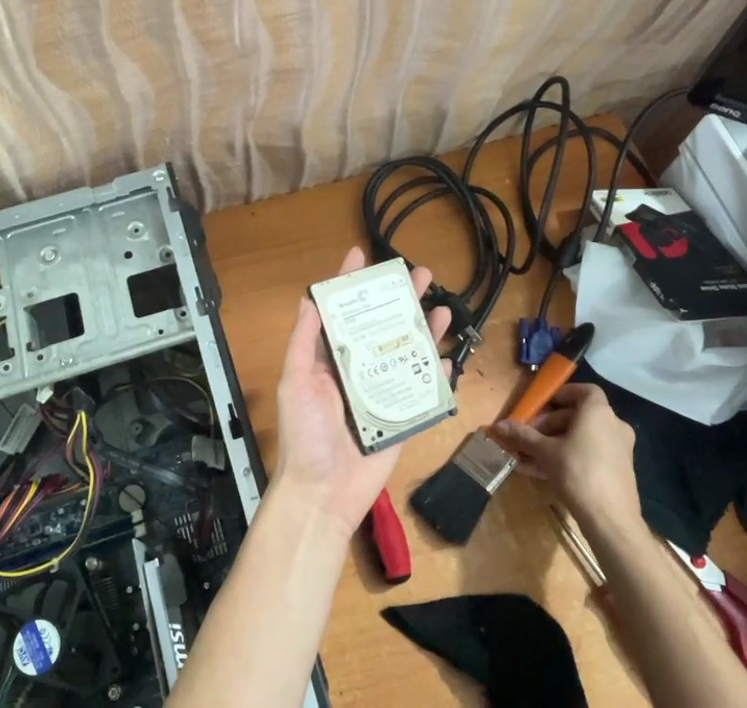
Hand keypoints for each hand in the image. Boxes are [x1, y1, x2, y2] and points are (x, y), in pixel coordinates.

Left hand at [270, 246, 450, 536]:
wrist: (323, 493)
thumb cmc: (305, 434)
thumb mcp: (295, 381)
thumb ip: (304, 341)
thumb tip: (309, 298)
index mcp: (328, 359)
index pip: (339, 312)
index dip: (349, 283)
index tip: (361, 254)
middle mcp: (355, 371)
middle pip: (380, 327)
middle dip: (399, 299)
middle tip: (420, 273)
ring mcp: (380, 394)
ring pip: (406, 353)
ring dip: (423, 329)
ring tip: (443, 305)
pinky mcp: (401, 419)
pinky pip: (423, 392)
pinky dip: (437, 375)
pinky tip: (450, 356)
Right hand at [492, 383, 641, 536]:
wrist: (611, 519)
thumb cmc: (578, 472)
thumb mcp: (545, 452)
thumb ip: (523, 436)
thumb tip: (499, 425)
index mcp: (598, 413)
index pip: (584, 391)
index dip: (562, 394)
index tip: (541, 405)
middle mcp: (613, 426)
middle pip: (578, 416)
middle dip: (549, 424)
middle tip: (528, 435)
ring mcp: (618, 450)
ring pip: (581, 438)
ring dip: (554, 443)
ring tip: (528, 456)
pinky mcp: (617, 471)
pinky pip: (588, 455)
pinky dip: (567, 457)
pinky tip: (541, 472)